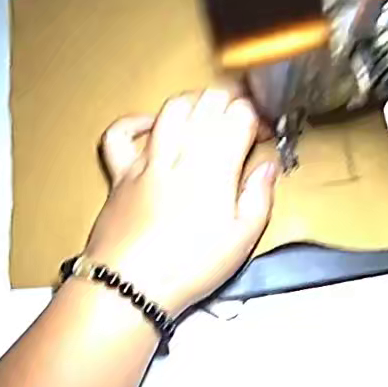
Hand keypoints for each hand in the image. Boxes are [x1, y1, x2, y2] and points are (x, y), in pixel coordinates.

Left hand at [83, 88, 279, 315]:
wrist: (131, 286)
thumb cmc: (191, 267)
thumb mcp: (243, 239)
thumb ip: (259, 196)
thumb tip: (268, 167)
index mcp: (216, 167)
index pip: (240, 115)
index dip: (257, 115)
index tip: (264, 131)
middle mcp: (181, 152)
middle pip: (207, 102)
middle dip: (231, 100)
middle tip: (243, 115)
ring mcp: (147, 159)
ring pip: (171, 108)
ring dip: (194, 102)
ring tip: (208, 114)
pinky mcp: (121, 173)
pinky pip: (119, 134)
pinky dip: (135, 122)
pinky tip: (151, 126)